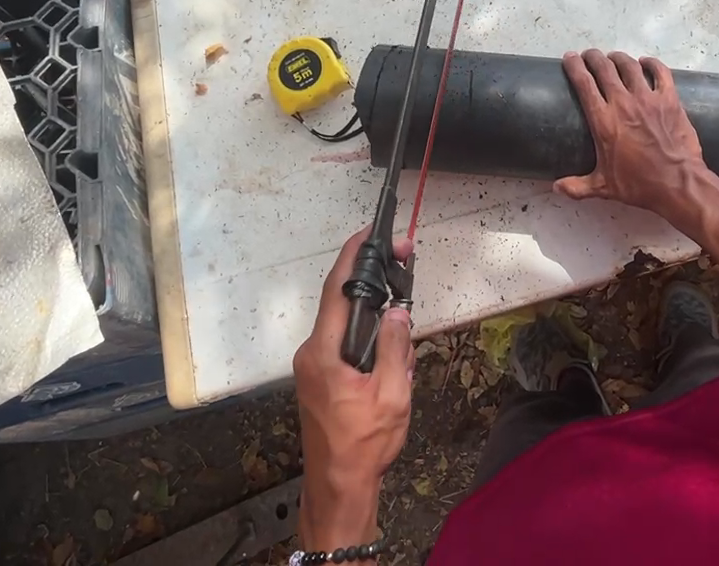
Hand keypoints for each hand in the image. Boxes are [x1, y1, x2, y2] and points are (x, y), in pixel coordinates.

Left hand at [292, 227, 414, 548]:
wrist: (338, 488)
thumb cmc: (365, 444)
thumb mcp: (390, 395)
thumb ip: (395, 348)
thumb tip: (398, 309)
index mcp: (324, 353)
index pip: (337, 290)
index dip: (353, 255)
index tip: (371, 230)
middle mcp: (312, 352)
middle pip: (343, 302)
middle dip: (375, 282)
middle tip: (405, 262)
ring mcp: (314, 365)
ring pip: (349, 325)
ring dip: (378, 323)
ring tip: (403, 356)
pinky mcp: (321, 376)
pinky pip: (347, 344)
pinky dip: (371, 341)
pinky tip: (394, 366)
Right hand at [554, 50, 711, 221]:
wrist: (678, 183)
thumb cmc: (639, 184)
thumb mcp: (604, 187)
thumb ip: (577, 187)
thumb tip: (555, 188)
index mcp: (603, 121)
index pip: (584, 84)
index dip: (574, 67)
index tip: (569, 58)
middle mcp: (623, 103)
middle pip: (604, 68)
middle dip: (594, 57)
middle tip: (589, 55)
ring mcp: (648, 99)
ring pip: (630, 66)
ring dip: (619, 57)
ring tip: (613, 57)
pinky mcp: (670, 99)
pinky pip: (660, 72)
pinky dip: (652, 63)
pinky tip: (646, 61)